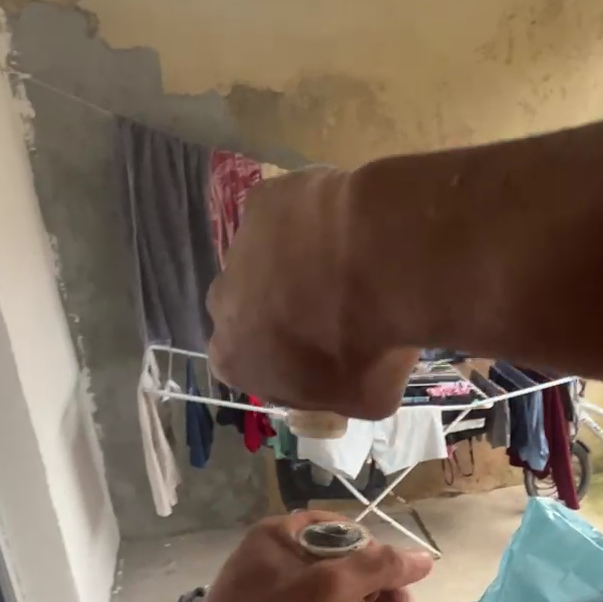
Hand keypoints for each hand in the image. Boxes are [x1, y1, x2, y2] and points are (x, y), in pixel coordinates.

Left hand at [169, 512, 437, 601]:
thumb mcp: (330, 589)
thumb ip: (381, 567)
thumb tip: (425, 558)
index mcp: (279, 535)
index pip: (345, 529)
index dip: (379, 552)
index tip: (406, 579)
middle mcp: (278, 560)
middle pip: (349, 563)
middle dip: (389, 588)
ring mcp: (279, 598)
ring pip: (345, 593)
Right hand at [205, 169, 418, 418]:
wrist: (379, 266)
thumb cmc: (369, 349)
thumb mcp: (368, 400)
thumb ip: (345, 394)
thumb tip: (353, 386)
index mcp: (235, 361)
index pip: (251, 368)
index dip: (286, 366)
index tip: (323, 360)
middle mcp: (223, 303)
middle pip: (251, 312)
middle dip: (286, 313)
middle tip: (337, 312)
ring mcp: (239, 247)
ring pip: (267, 262)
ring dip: (299, 267)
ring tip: (352, 269)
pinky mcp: (263, 201)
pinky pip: (287, 217)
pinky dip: (312, 224)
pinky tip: (349, 231)